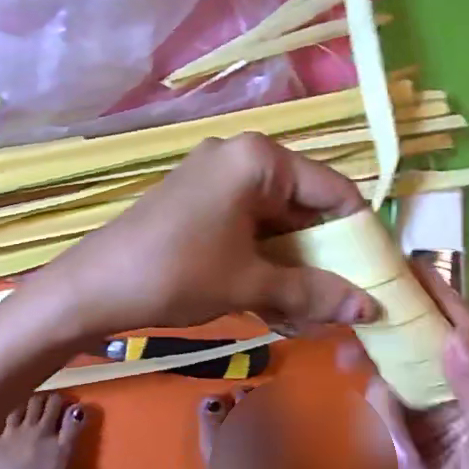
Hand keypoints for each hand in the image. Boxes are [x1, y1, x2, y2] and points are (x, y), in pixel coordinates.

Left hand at [30, 133, 381, 338]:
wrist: (92, 287)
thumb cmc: (176, 274)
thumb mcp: (250, 283)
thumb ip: (314, 290)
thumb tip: (371, 306)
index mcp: (259, 158)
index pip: (334, 191)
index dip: (359, 237)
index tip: (376, 278)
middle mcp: (239, 156)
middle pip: (304, 206)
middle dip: (323, 257)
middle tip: (341, 303)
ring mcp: (213, 177)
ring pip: (274, 221)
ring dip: (293, 266)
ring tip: (307, 312)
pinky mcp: (196, 200)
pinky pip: (246, 226)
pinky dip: (262, 259)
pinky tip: (271, 299)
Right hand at [361, 260, 468, 468]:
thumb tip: (454, 334)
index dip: (441, 296)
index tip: (405, 264)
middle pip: (433, 340)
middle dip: (397, 321)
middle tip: (359, 298)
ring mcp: (444, 406)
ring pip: (406, 365)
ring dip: (378, 354)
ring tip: (346, 347)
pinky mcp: (418, 427)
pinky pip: (390, 397)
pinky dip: (375, 388)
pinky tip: (359, 378)